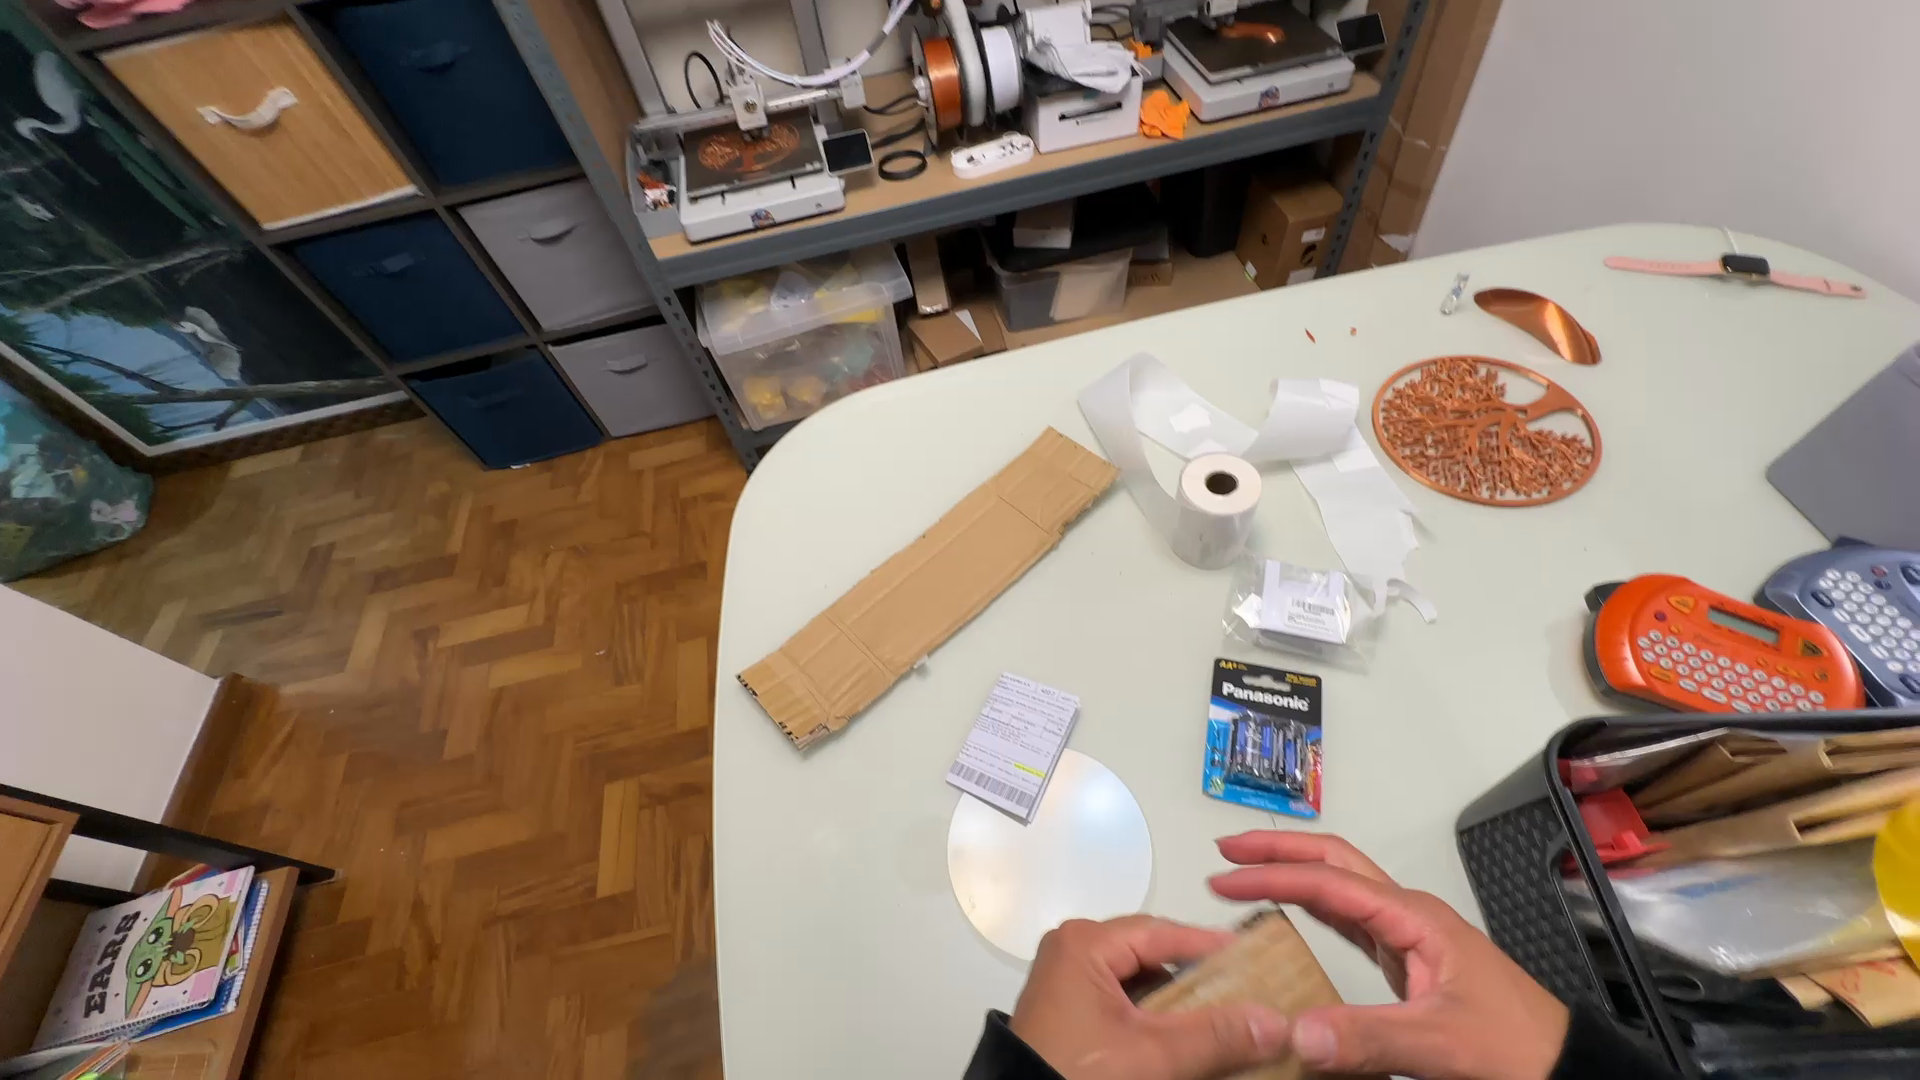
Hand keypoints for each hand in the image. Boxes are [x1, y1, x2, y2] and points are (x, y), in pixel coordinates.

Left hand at [1010, 915, 1291, 1079]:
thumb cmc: (1081, 1074)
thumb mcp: (1153, 1057)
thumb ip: (1215, 1036)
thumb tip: (1275, 1021)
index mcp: (1084, 942)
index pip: (1161, 932)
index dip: (1209, 945)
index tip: (1255, 955)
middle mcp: (1072, 949)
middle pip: (1149, 953)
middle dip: (1197, 975)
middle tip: (1246, 989)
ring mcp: (1067, 979)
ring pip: (1137, 979)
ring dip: (1178, 999)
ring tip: (1225, 1015)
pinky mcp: (1069, 1009)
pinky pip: (1122, 1000)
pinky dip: (1154, 1016)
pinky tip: (1186, 1036)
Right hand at [1210, 831, 1569, 1079]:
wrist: (1572, 1073)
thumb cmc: (1519, 1051)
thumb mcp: (1443, 1046)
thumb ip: (1369, 1038)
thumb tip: (1297, 1034)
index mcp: (1412, 917)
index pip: (1326, 882)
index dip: (1271, 877)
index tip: (1224, 880)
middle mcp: (1405, 913)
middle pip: (1331, 860)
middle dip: (1277, 849)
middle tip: (1227, 851)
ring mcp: (1406, 932)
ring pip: (1337, 882)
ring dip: (1291, 870)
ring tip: (1245, 871)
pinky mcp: (1405, 956)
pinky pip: (1345, 916)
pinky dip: (1309, 904)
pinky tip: (1289, 912)